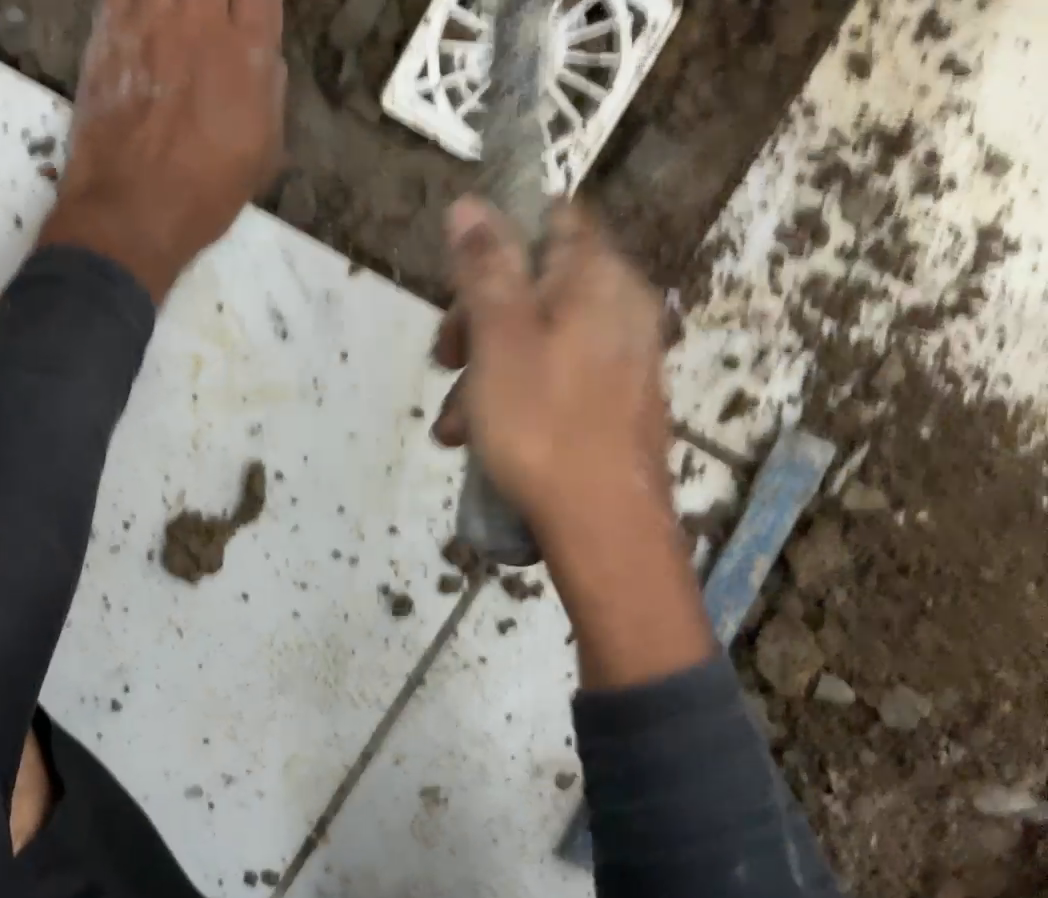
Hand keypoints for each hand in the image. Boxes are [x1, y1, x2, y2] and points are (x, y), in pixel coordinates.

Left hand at [39, 0, 286, 301]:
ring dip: (170, 6)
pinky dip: (132, 5)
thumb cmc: (201, 199)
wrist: (128, 217)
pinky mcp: (106, 35)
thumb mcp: (262, 155)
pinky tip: (138, 21)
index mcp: (248, 51)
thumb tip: (262, 58)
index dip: (249, 7)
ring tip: (170, 25)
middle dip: (211, 5)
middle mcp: (201, 22)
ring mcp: (150, 24)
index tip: (242, 20)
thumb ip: (267, 90)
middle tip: (201, 24)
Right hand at [432, 197, 674, 546]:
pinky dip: (512, 396)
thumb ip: (485, 271)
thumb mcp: (499, 342)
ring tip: (454, 424)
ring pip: (536, 339)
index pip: (554, 221)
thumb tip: (470, 205)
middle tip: (445, 362)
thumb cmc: (542, 425)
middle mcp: (620, 307)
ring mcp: (622, 357)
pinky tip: (482, 439)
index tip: (457, 282)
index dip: (500, 238)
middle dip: (477, 320)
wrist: (602, 522)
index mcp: (598, 281)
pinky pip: (553, 377)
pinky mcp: (615, 400)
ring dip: (483, 371)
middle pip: (536, 285)